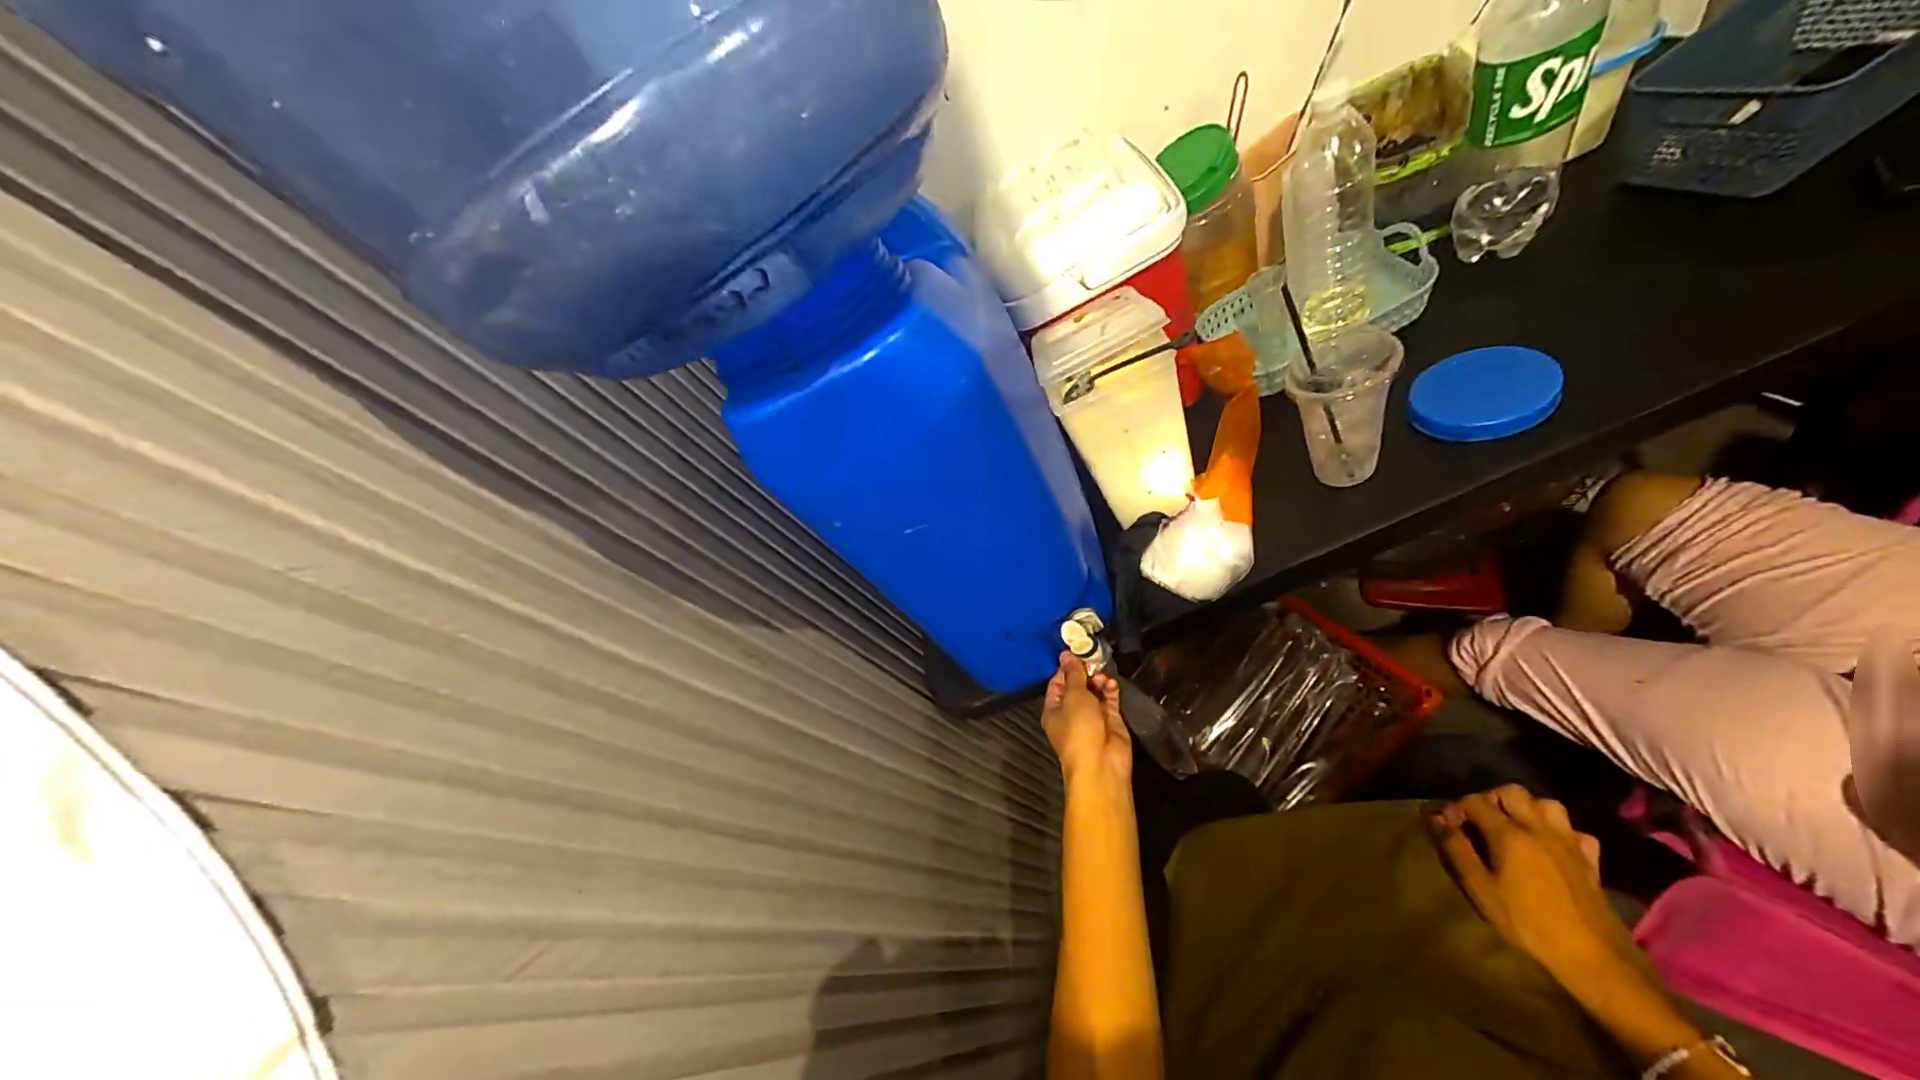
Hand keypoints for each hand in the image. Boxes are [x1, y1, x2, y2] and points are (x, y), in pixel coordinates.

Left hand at [1042, 653, 1130, 788]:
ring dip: (1098, 680)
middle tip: (1094, 658)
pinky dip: (1111, 690)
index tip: (1077, 651)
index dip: (1066, 667)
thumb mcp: (1074, 697)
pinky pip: (1109, 699)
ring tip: (1102, 674)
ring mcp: (1092, 716)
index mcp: (1054, 708)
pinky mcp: (1110, 720)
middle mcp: (1071, 712)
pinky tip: (1112, 682)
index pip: (1057, 682)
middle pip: (1077, 685)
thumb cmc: (1079, 728)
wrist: (1102, 763)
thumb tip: (1065, 654)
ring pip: (1095, 691)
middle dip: (1085, 672)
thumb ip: (1073, 674)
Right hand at [1433, 786, 1641, 989]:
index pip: (1475, 801)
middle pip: (1512, 792)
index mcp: (1510, 834)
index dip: (1456, 807)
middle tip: (1481, 821)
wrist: (1593, 955)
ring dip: (1528, 808)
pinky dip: (1560, 831)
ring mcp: (1570, 842)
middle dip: (1491, 798)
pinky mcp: (1591, 860)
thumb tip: (1436, 819)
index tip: (1449, 826)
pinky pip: (1575, 831)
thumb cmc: (1528, 922)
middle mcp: (1540, 828)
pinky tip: (1552, 847)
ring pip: (1548, 804)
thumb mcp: (1481, 889)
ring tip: (1516, 827)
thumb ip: (1456, 849)